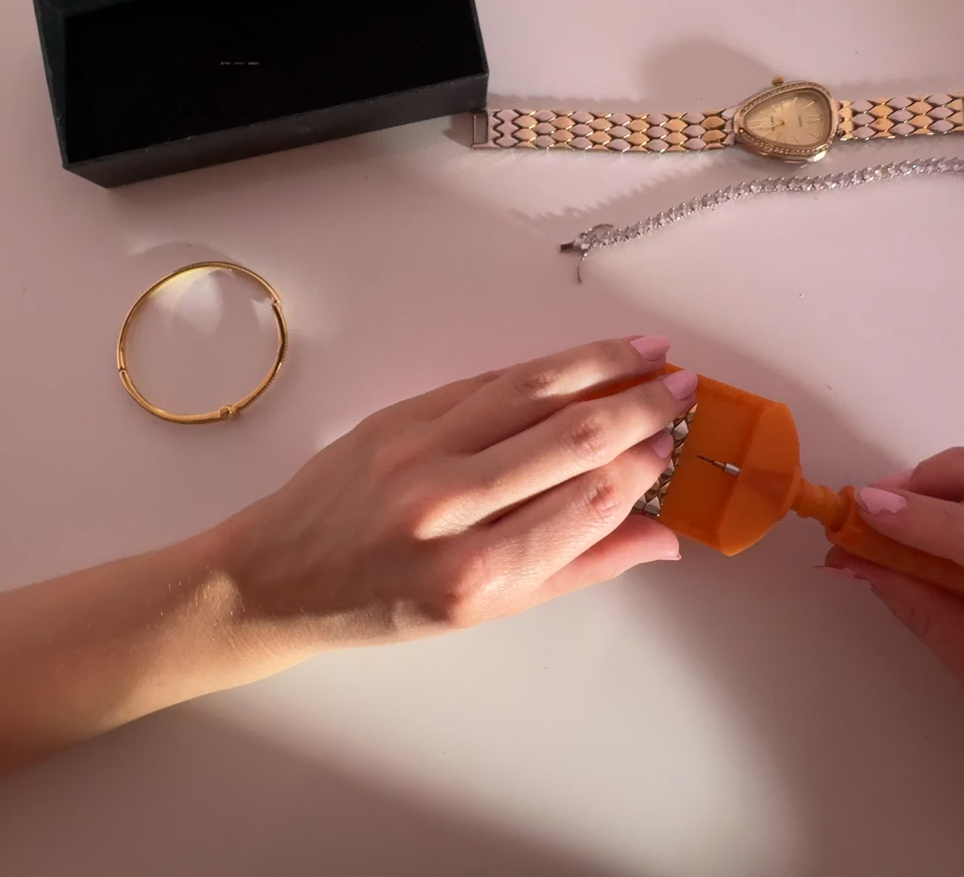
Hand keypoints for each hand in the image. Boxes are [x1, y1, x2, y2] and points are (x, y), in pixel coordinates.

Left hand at [204, 337, 689, 657]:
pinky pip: (483, 381)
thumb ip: (575, 569)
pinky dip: (538, 368)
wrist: (282, 571)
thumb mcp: (484, 611)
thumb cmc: (383, 606)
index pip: (586, 501)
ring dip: (596, 364)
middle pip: (567, 436)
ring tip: (647, 351)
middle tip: (682, 386)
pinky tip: (576, 358)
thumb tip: (663, 538)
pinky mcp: (396, 414)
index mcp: (477, 573)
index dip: (640, 467)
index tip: (669, 447)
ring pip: (528, 389)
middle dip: (637, 406)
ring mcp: (417, 448)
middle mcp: (448, 504)